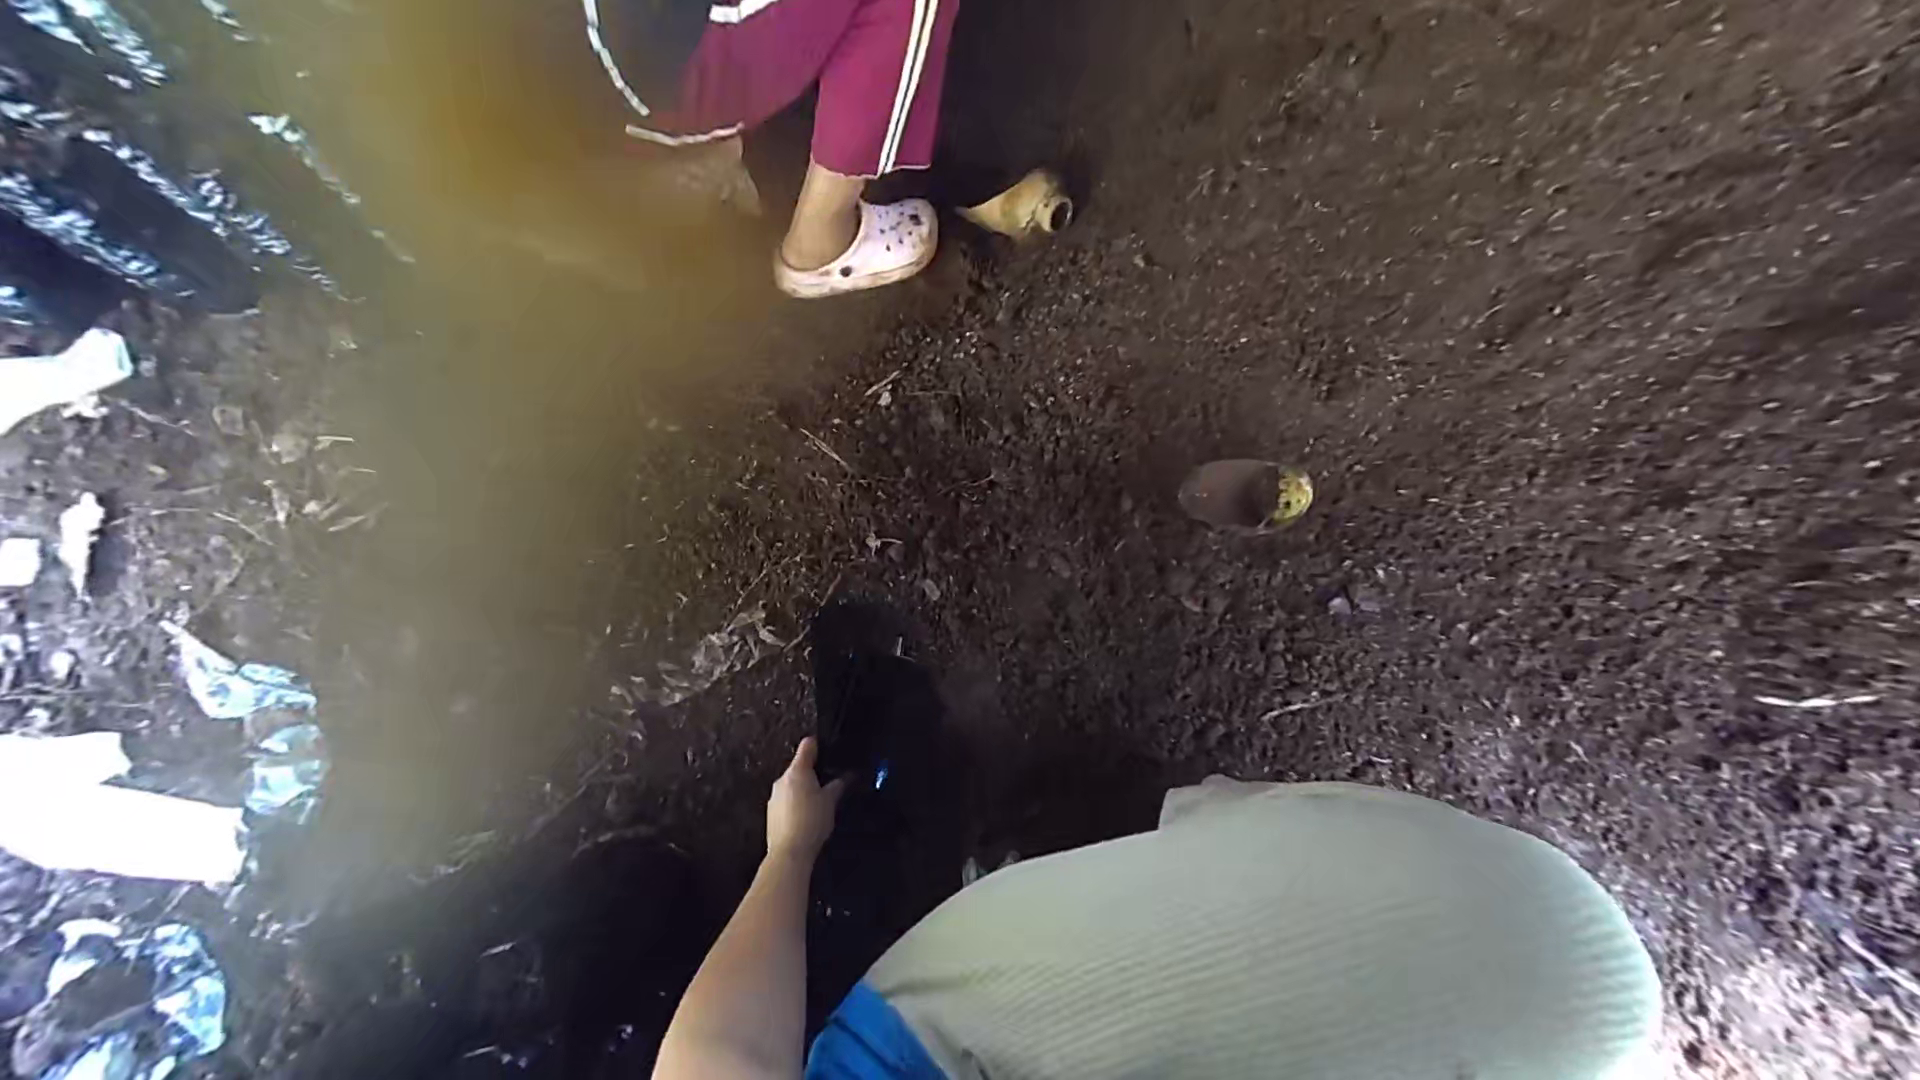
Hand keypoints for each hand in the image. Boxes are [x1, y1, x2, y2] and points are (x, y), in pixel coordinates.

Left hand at [766, 738, 844, 860]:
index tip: (827, 750)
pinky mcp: (770, 812)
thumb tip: (846, 776)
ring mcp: (774, 796)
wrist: (788, 852)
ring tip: (817, 802)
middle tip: (828, 782)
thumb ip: (838, 785)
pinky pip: (785, 799)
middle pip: (799, 766)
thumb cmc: (812, 820)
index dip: (818, 745)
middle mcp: (783, 779)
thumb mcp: (830, 801)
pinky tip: (804, 816)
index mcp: (798, 771)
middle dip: (812, 772)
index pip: (807, 746)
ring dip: (803, 788)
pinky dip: (794, 801)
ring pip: (791, 784)